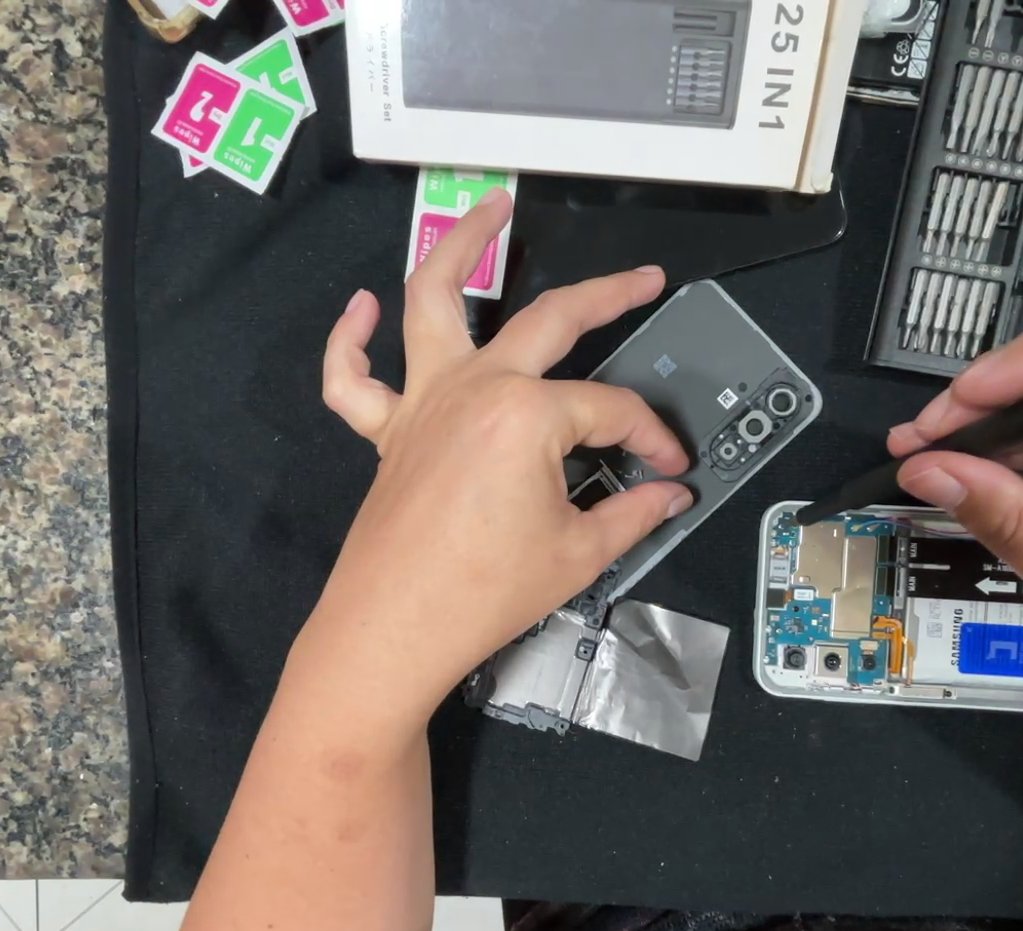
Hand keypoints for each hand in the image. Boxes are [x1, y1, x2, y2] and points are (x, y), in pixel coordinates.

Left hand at [305, 190, 692, 704]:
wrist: (396, 632)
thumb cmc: (485, 594)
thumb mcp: (579, 554)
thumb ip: (634, 514)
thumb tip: (671, 496)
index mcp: (528, 416)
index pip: (612, 412)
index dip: (652, 439)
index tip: (670, 468)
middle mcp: (475, 388)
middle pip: (550, 319)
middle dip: (608, 295)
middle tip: (643, 279)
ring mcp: (424, 402)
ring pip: (433, 298)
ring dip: (460, 244)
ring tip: (490, 208)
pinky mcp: (387, 430)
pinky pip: (353, 375)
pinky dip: (351, 337)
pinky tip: (364, 307)